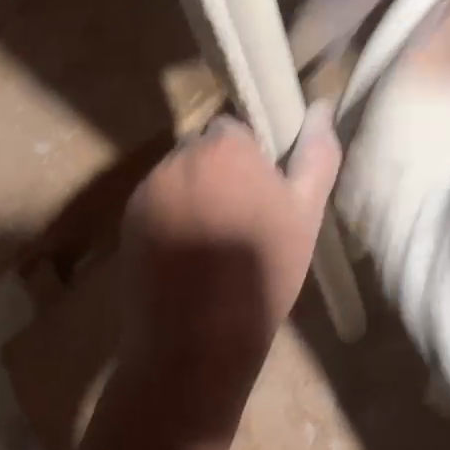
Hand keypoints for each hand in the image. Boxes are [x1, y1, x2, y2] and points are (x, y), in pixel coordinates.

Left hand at [117, 104, 341, 379]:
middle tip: (243, 213)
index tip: (265, 188)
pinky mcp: (128, 218)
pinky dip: (172, 214)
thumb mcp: (305, 213)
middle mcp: (181, 155)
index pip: (236, 127)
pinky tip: (188, 253)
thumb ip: (316, 153)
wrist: (197, 343)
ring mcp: (149, 187)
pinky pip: (157, 200)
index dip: (252, 155)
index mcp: (225, 146)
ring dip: (196, 190)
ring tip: (215, 237)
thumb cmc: (262, 271)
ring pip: (180, 173)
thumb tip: (321, 106)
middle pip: (204, 147)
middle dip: (221, 169)